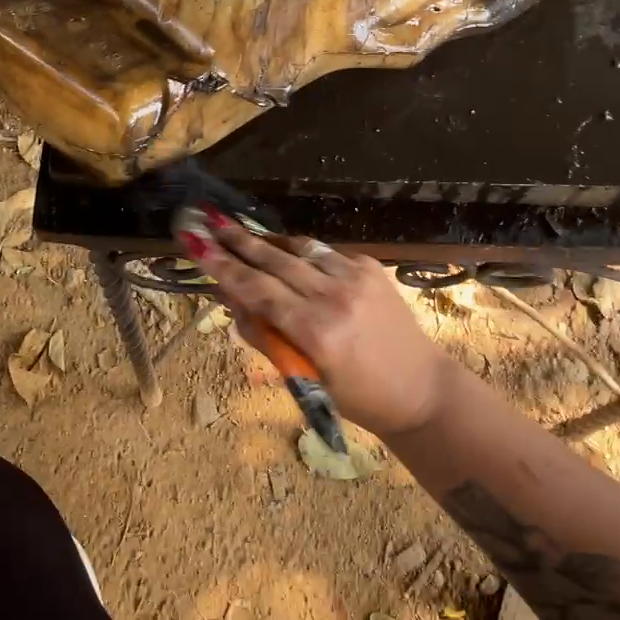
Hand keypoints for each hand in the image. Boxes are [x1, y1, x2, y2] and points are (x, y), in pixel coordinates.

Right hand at [189, 217, 455, 437]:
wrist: (422, 389)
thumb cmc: (358, 396)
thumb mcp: (305, 378)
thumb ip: (265, 336)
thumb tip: (229, 299)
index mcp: (317, 331)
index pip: (258, 289)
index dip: (224, 266)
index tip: (196, 246)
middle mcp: (335, 297)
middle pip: (274, 259)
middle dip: (237, 241)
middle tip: (208, 223)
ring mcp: (356, 277)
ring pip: (298, 248)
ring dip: (265, 241)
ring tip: (236, 232)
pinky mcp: (370, 267)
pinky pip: (323, 252)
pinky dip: (299, 252)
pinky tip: (284, 254)